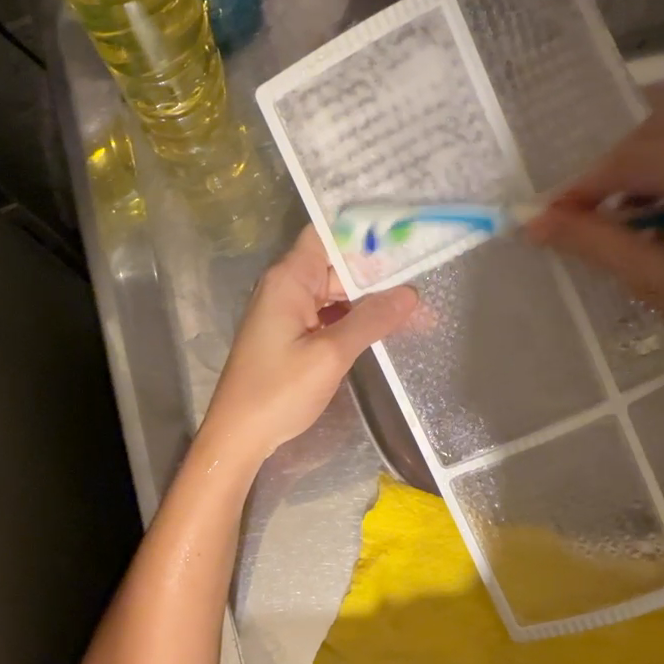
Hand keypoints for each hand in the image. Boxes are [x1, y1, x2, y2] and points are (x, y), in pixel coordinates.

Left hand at [196, 225, 418, 465]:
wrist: (238, 437)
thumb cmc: (278, 392)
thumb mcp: (330, 355)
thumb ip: (371, 320)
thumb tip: (410, 293)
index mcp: (288, 280)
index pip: (327, 233)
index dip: (364, 228)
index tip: (405, 227)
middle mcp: (285, 288)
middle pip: (336, 264)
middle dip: (377, 268)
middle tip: (426, 268)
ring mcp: (286, 314)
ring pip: (334, 293)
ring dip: (369, 298)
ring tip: (417, 301)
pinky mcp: (289, 338)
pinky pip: (327, 316)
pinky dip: (353, 320)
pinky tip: (385, 326)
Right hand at [524, 107, 663, 385]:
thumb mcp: (657, 282)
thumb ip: (594, 242)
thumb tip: (532, 222)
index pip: (643, 153)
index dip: (586, 179)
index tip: (546, 209)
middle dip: (612, 164)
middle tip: (571, 207)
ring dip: (643, 162)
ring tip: (612, 210)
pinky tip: (658, 203)